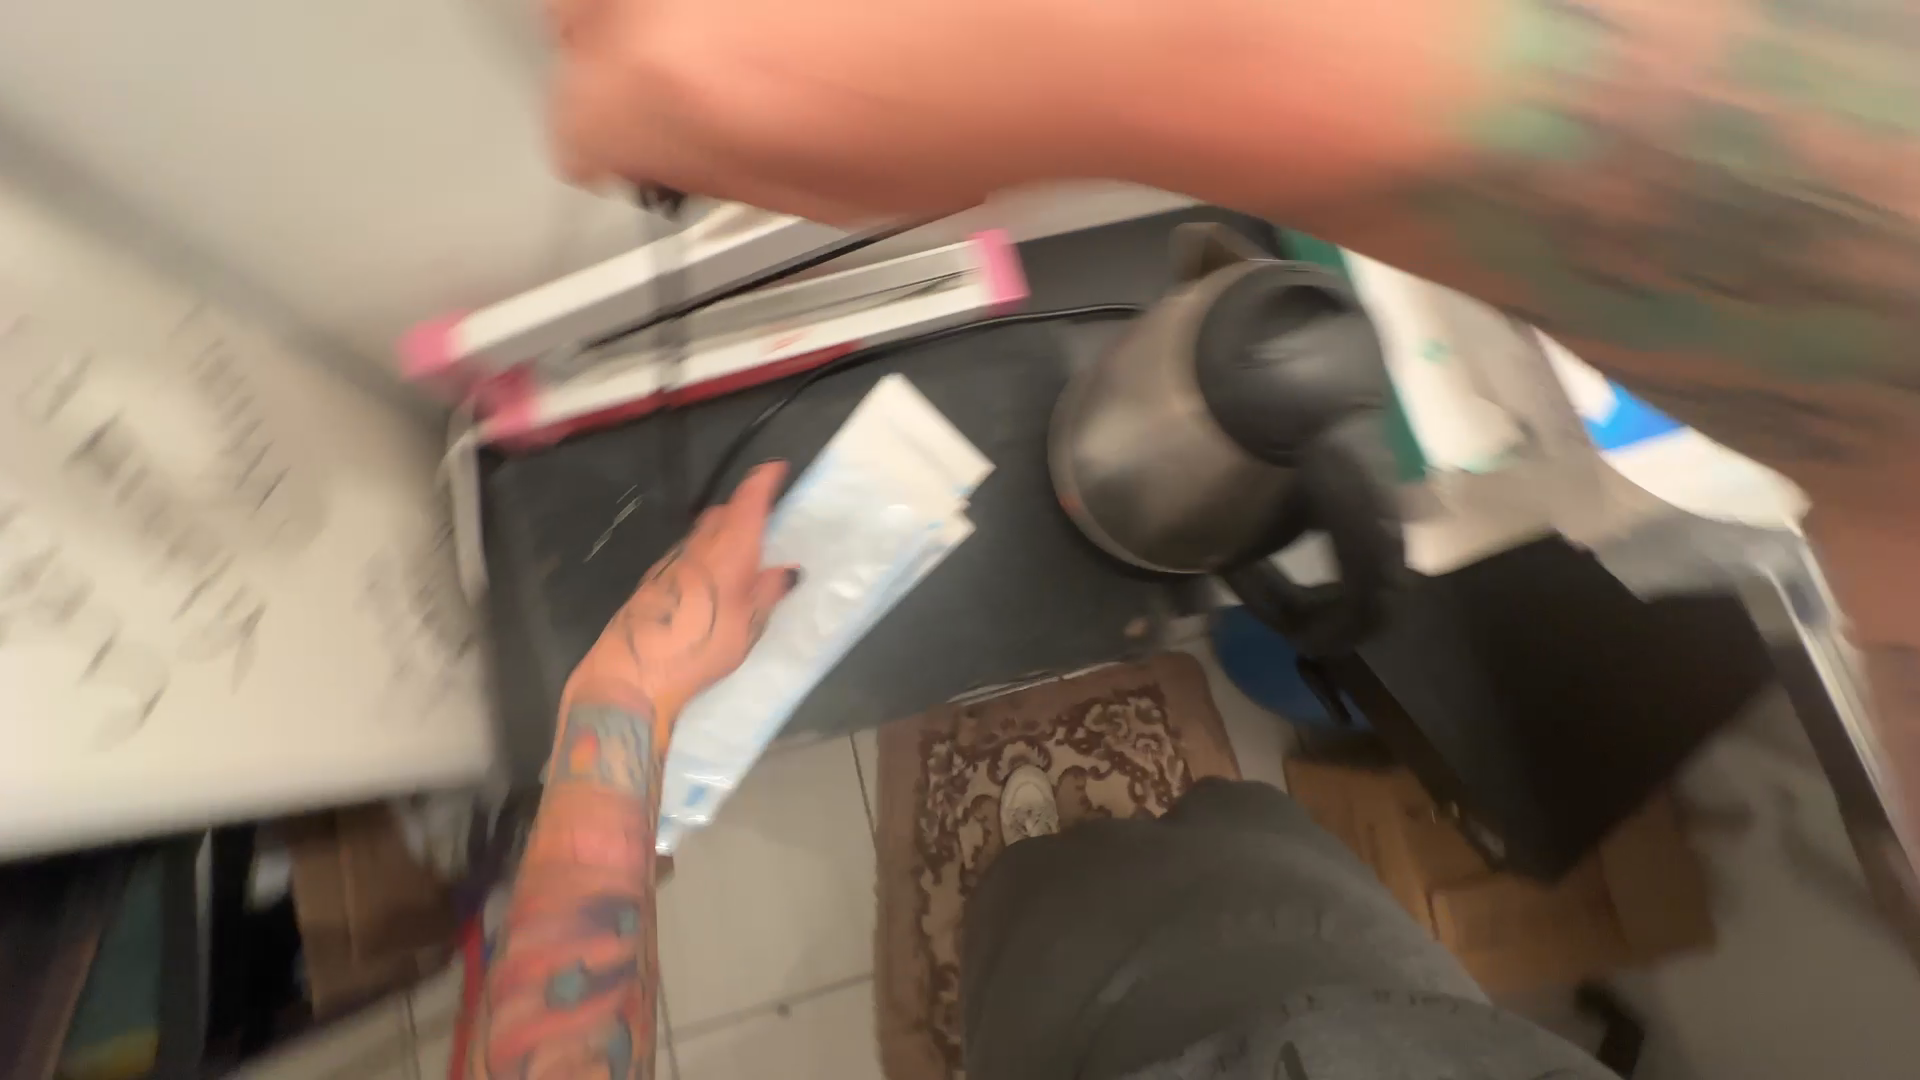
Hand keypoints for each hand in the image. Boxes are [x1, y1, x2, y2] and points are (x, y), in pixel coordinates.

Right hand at [545, 0, 1148, 220]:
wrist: (1063, 28)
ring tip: (774, 43)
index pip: (575, 124)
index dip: (613, 151)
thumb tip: (673, 155)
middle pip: (575, 18)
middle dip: (626, 61)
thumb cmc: (973, 120)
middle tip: (703, 92)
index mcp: (677, 83)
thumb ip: (720, 169)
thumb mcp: (826, 199)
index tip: (638, 156)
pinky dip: (743, 7)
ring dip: (683, 16)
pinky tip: (808, 18)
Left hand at [569, 462, 799, 720]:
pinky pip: (688, 555)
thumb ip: (770, 591)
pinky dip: (706, 556)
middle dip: (744, 508)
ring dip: (723, 533)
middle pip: (723, 513)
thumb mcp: (751, 622)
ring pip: (703, 533)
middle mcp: (700, 545)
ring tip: (743, 555)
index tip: (777, 468)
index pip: (748, 500)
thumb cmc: (704, 642)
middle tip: (765, 521)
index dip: (763, 480)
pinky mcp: (655, 580)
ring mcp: (673, 561)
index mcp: (730, 548)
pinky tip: (712, 583)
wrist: (634, 669)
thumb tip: (788, 571)